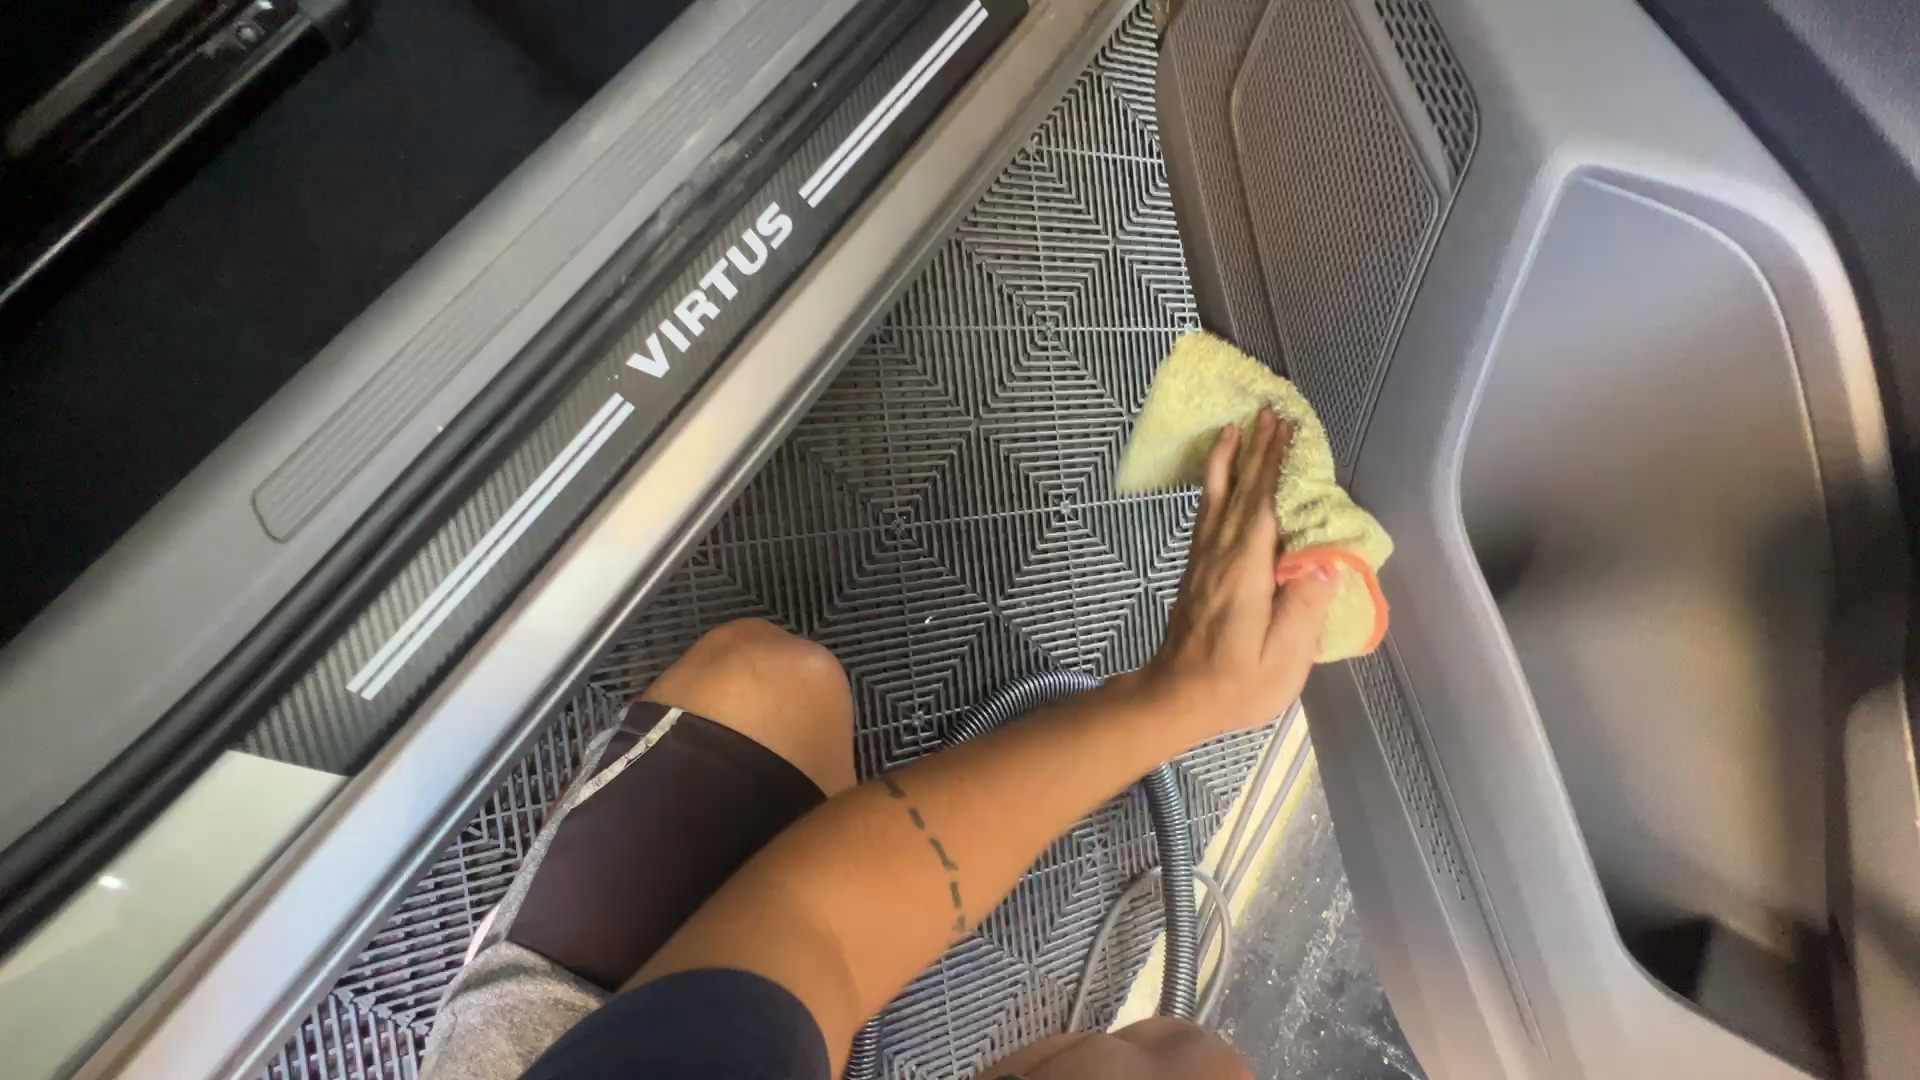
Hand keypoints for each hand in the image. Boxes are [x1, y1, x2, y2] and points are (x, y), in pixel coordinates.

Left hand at [1136, 405, 1336, 742]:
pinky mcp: (1195, 571)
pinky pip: (1206, 518)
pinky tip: (1216, 481)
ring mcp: (1202, 562)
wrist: (1175, 697)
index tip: (1285, 429)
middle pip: (1238, 493)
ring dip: (1228, 462)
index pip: (1262, 507)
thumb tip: (1324, 560)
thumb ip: (1302, 609)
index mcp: (1244, 574)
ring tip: (1233, 427)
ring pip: (1215, 500)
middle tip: (1267, 410)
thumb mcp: (1281, 661)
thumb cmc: (1234, 686)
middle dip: (1254, 450)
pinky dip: (1213, 490)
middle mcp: (1219, 558)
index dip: (1273, 466)